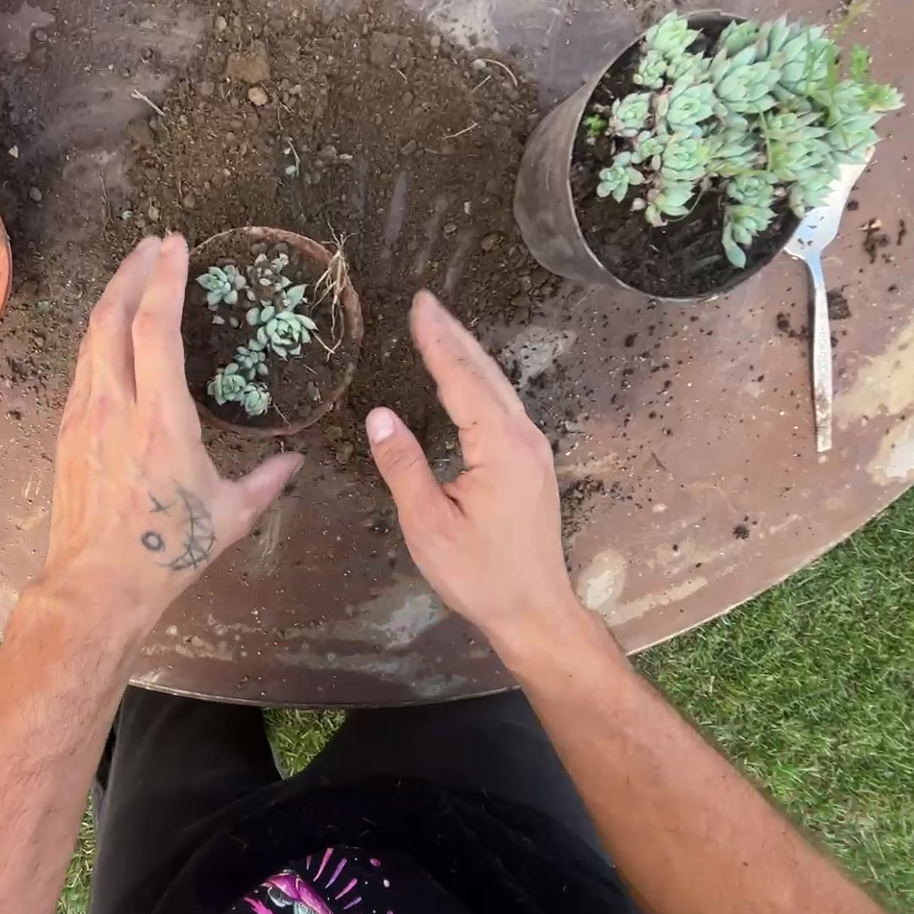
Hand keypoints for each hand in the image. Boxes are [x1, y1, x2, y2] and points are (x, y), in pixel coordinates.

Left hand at [36, 235, 302, 649]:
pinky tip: (109, 333)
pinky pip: (82, 367)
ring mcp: (85, 417)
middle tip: (153, 244)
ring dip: (110, 298)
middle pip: (112, 317)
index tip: (176, 245)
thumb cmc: (168, 550)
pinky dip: (97, 336)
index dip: (165, 280)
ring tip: (131, 274)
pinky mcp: (69, 432)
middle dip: (132, 272)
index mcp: (161, 420)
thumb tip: (294, 461)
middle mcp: (116, 407)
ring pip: (90, 338)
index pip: (155, 328)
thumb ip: (266, 480)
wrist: (98, 584)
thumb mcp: (230, 515)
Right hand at [365, 291, 588, 658]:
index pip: (462, 381)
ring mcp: (533, 450)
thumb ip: (404, 467)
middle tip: (427, 302)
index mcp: (499, 448)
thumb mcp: (429, 526)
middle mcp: (524, 439)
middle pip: (486, 374)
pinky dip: (480, 381)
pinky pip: (503, 406)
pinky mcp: (532, 463)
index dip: (437, 342)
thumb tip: (378, 416)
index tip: (419, 306)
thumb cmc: (479, 574)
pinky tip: (467, 377)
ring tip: (440, 328)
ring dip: (468, 355)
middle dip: (454, 336)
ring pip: (498, 388)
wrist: (534, 610)